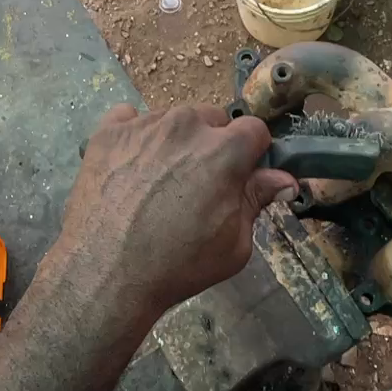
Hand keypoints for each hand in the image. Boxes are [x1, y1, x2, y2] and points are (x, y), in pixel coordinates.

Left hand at [47, 104, 293, 324]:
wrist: (106, 272)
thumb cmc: (177, 265)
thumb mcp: (234, 243)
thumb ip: (257, 200)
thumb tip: (285, 179)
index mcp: (224, 150)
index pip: (254, 128)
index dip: (252, 152)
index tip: (242, 173)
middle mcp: (186, 126)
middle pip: (211, 119)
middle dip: (213, 144)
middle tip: (199, 182)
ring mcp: (144, 124)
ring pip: (172, 119)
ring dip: (175, 140)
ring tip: (159, 179)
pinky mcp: (108, 131)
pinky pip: (130, 118)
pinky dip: (135, 135)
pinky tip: (130, 165)